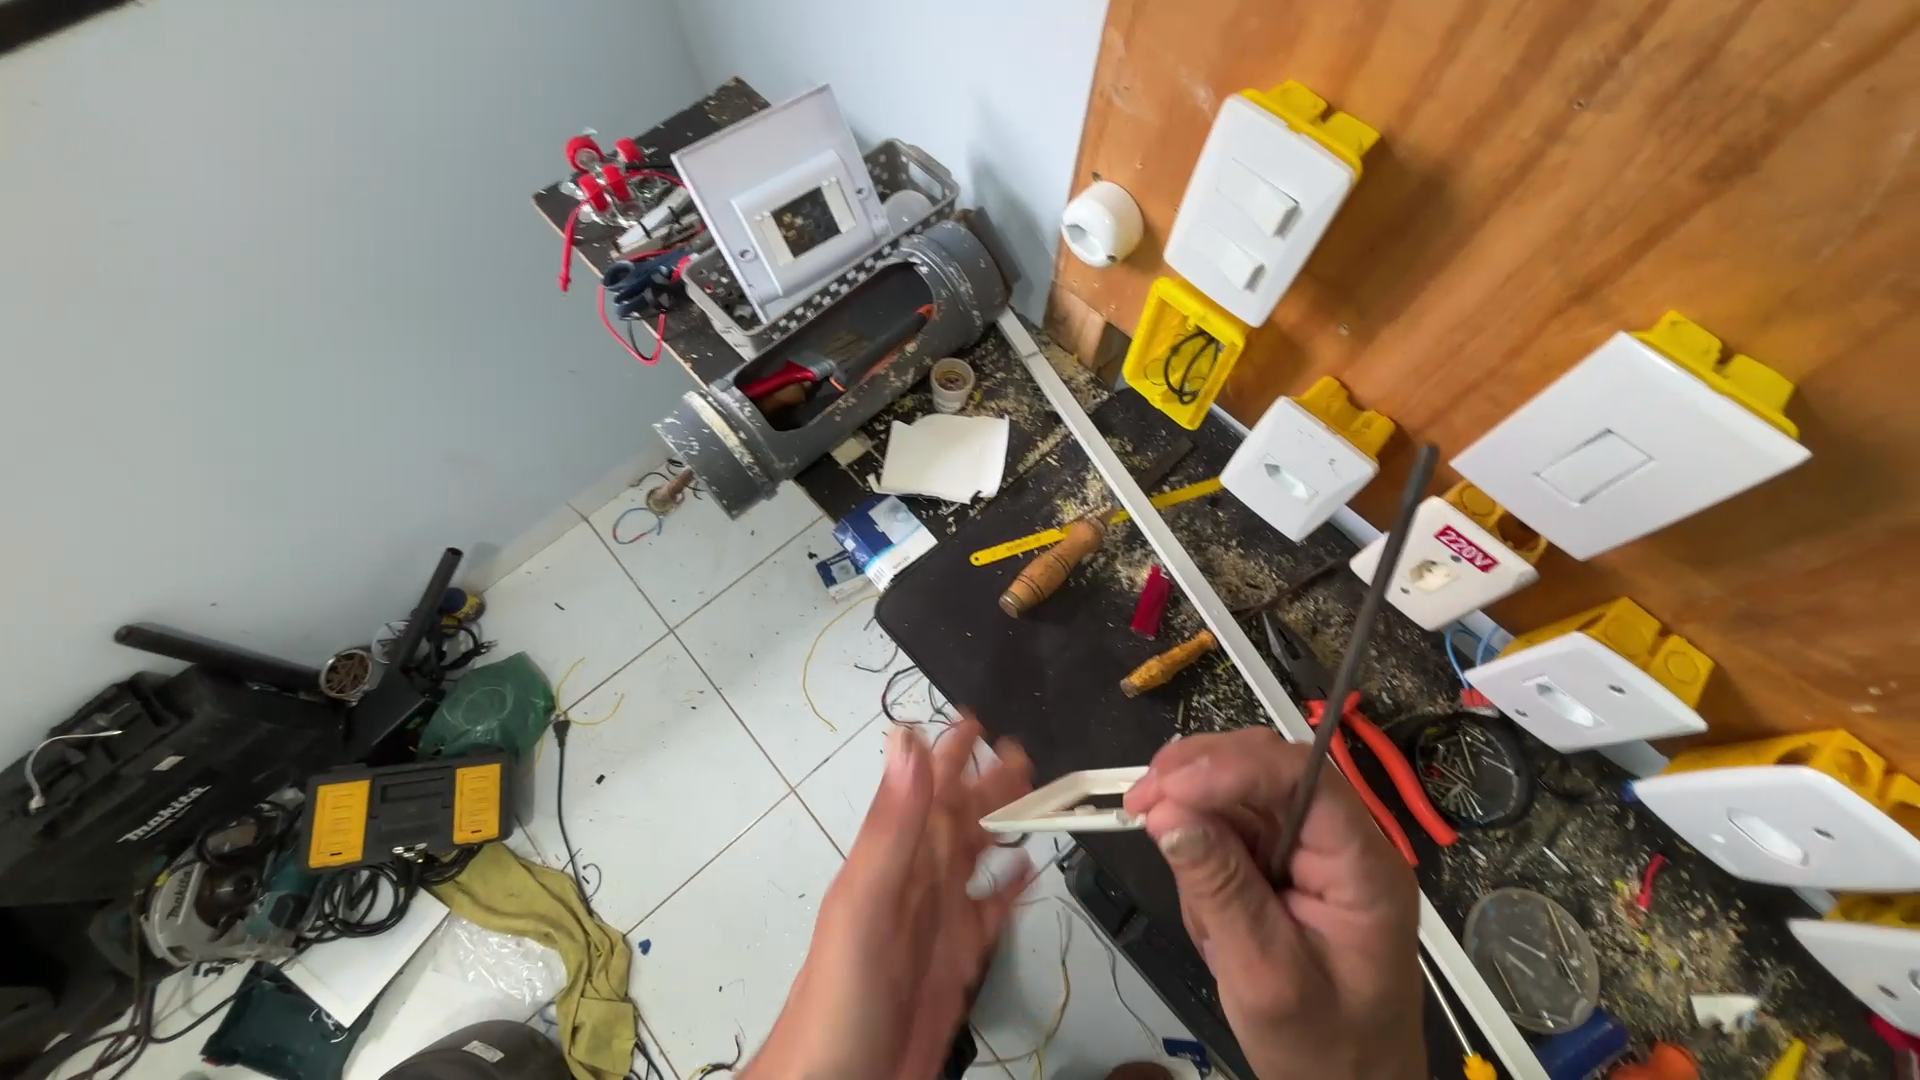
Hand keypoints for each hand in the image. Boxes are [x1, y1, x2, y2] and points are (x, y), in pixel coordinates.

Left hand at [745, 717, 1033, 1079]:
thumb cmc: (842, 998)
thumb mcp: (865, 904)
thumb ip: (891, 826)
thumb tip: (908, 741)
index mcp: (897, 861)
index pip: (927, 790)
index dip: (949, 753)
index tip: (975, 718)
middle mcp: (919, 883)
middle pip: (958, 820)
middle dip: (988, 783)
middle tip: (1022, 751)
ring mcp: (938, 923)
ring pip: (974, 858)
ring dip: (1002, 825)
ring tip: (1034, 797)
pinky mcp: (957, 965)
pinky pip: (987, 913)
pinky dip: (1008, 888)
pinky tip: (1028, 870)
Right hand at [1123, 727, 1423, 1079]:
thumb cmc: (1322, 1049)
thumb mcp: (1264, 977)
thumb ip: (1219, 891)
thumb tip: (1167, 814)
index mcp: (1361, 865)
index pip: (1303, 777)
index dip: (1232, 766)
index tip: (1166, 787)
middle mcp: (1337, 840)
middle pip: (1266, 768)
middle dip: (1199, 775)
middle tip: (1140, 801)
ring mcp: (1308, 847)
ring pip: (1238, 790)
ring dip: (1193, 814)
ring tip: (1180, 878)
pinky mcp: (1281, 859)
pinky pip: (1228, 824)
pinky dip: (1199, 845)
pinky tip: (1200, 900)